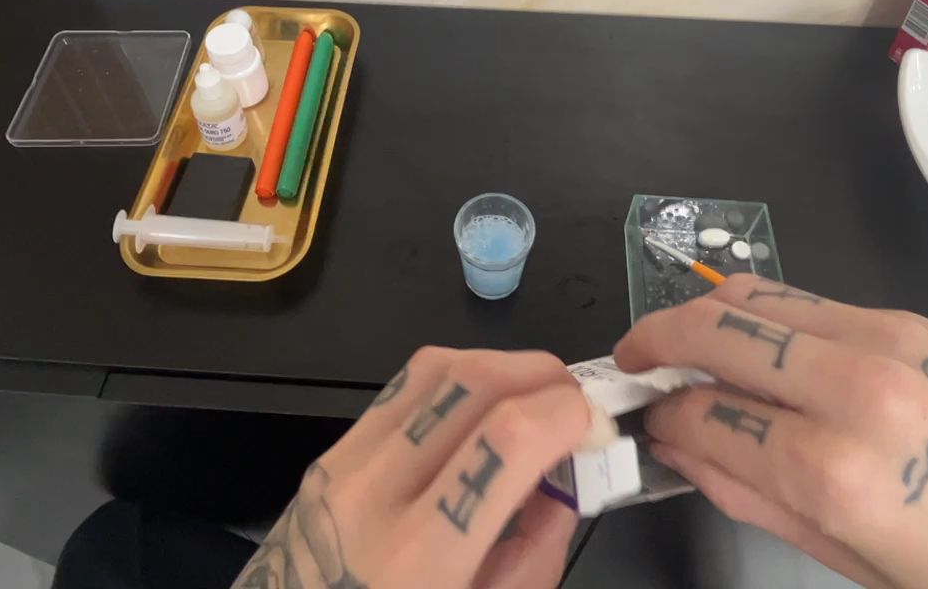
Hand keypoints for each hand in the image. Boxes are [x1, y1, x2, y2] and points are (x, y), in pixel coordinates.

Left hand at [232, 348, 590, 588]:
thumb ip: (532, 557)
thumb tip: (565, 481)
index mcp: (415, 560)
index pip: (506, 439)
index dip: (566, 413)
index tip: (594, 426)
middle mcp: (372, 492)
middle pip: (472, 381)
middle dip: (541, 374)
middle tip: (574, 403)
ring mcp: (343, 462)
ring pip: (437, 366)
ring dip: (502, 366)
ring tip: (534, 398)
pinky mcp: (333, 451)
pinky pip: (405, 385)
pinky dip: (459, 378)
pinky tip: (481, 406)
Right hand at [614, 275, 927, 588]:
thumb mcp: (860, 565)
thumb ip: (756, 498)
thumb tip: (681, 449)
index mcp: (837, 471)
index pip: (703, 415)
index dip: (663, 418)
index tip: (648, 422)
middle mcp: (849, 386)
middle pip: (713, 329)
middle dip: (655, 339)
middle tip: (633, 362)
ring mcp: (878, 337)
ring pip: (749, 296)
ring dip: (700, 315)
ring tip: (682, 345)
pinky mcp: (901, 316)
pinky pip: (799, 300)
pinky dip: (754, 313)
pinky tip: (753, 345)